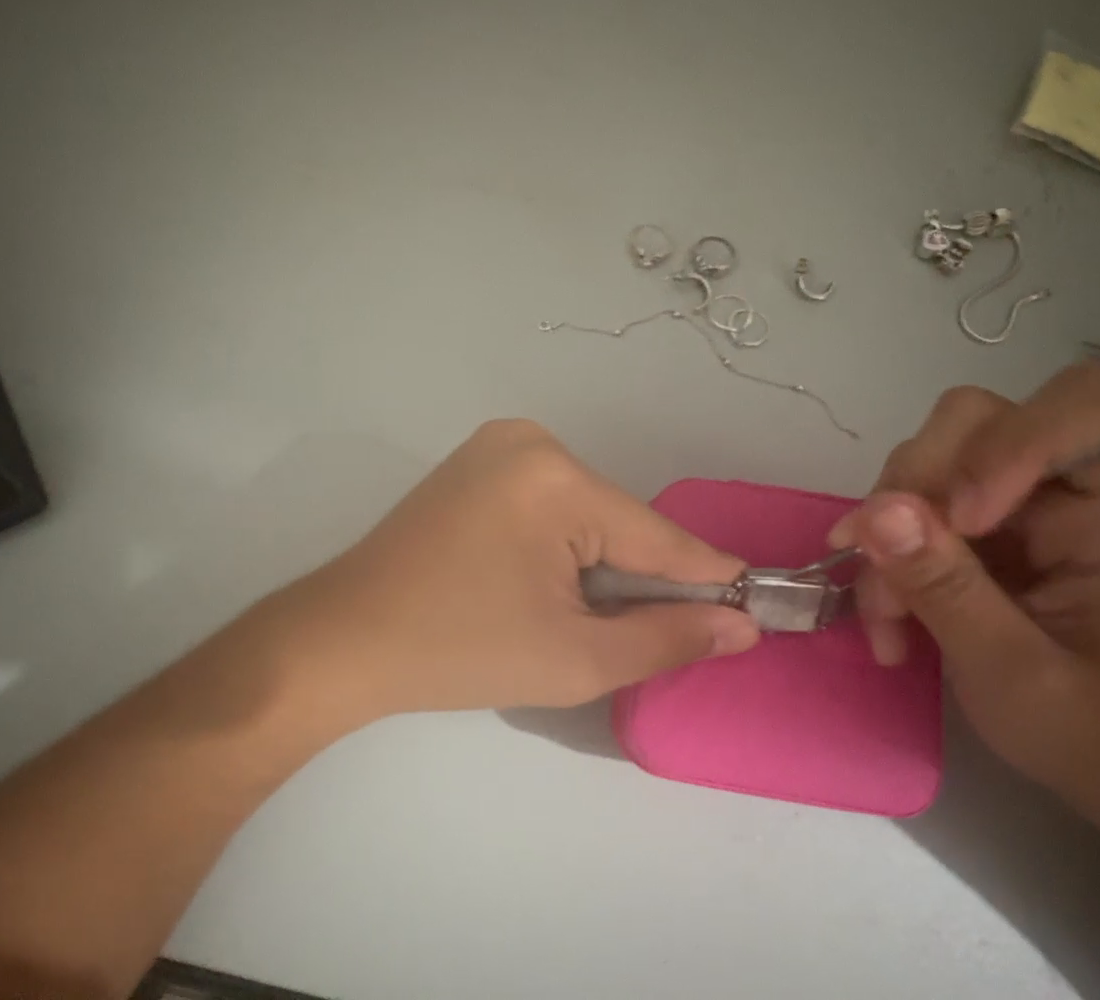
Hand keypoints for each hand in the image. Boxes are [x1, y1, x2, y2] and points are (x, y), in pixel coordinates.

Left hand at [254, 420, 759, 723]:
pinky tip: (536, 587)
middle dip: (637, 580)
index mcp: (557, 479)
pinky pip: (548, 505)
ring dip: (597, 565)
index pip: (659, 537)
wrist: (342, 640)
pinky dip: (562, 547)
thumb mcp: (574, 658)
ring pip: (586, 515)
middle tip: (638, 637)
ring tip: (571, 619)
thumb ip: (666, 639)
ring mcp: (497, 447)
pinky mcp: (475, 463)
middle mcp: (531, 442)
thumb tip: (741, 626)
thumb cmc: (457, 653)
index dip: (709, 580)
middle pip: (621, 522)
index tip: (757, 610)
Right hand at [828, 362, 1099, 807]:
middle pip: (977, 421)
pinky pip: (903, 506)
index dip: (1017, 438)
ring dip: (885, 527)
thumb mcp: (1016, 674)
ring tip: (885, 616)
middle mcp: (1066, 487)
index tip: (969, 519)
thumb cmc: (1094, 730)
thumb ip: (948, 590)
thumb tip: (875, 514)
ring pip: (927, 459)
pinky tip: (884, 618)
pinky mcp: (970, 528)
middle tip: (891, 563)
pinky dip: (880, 554)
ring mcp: (1013, 503)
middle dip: (919, 485)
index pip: (1092, 406)